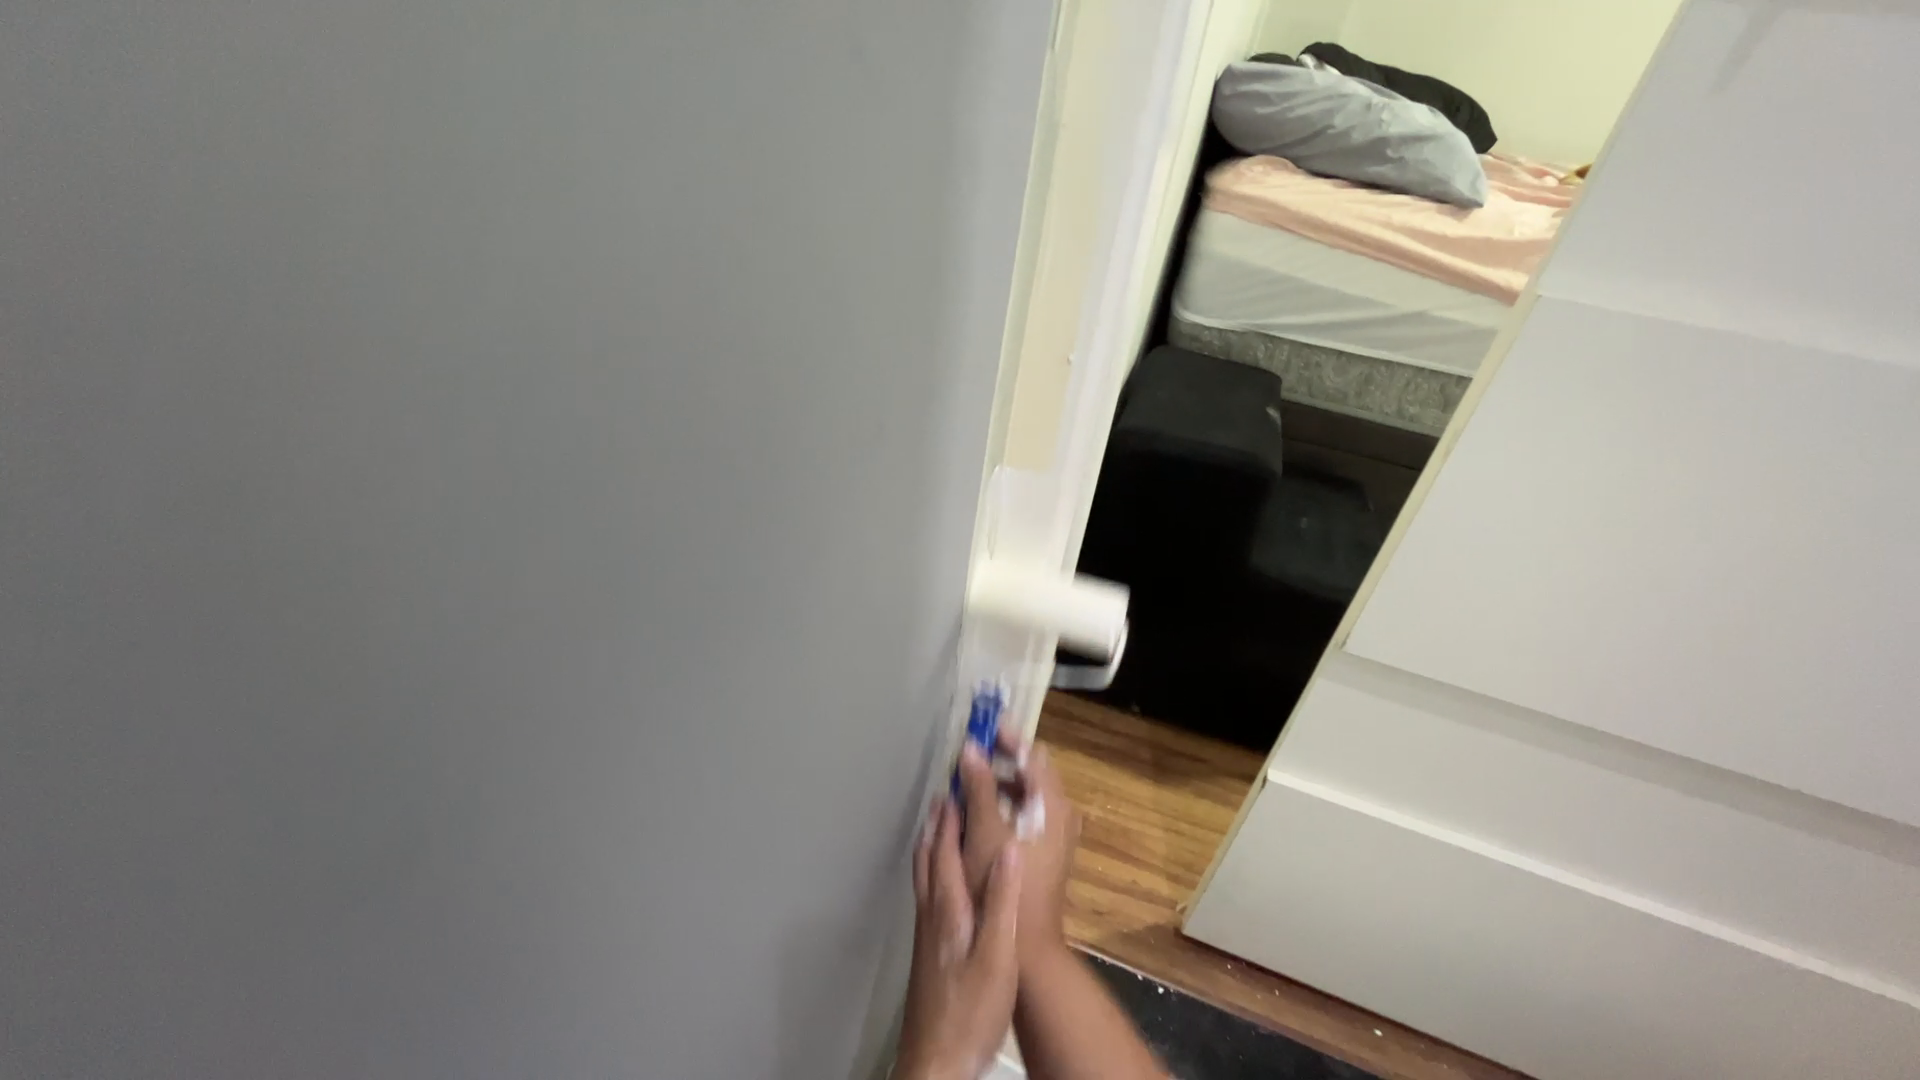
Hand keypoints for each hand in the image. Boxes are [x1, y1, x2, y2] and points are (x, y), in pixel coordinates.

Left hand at [895, 796, 1022, 1079]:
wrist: (938, 1058)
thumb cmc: (973, 1006)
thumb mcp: (998, 955)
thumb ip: (1002, 901)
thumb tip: (1009, 847)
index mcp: (949, 909)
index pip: (947, 852)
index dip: (951, 819)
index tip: (956, 786)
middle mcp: (932, 913)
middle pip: (929, 859)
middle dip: (937, 825)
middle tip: (944, 795)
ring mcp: (926, 933)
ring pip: (924, 876)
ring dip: (931, 844)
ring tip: (938, 825)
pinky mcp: (927, 950)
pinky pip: (927, 892)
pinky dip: (932, 870)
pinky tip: (941, 881)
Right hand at [954, 731, 1079, 964]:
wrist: (1029, 944)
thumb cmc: (1006, 881)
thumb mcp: (985, 830)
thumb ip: (979, 786)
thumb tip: (970, 748)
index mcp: (1052, 803)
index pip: (1033, 755)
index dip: (1008, 738)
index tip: (983, 726)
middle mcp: (1062, 813)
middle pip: (1033, 771)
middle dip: (1002, 759)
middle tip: (970, 755)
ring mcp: (1059, 833)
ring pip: (1029, 794)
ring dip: (1001, 783)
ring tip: (968, 783)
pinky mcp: (1049, 850)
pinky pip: (1028, 813)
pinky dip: (1006, 805)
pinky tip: (980, 814)